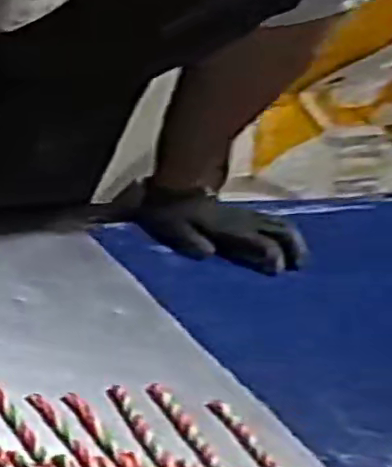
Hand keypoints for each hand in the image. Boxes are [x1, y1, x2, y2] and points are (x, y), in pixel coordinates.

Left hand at [134, 188, 306, 274]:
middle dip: (295, 250)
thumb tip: (209, 254)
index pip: (262, 243)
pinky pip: (275, 220)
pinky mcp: (243, 212)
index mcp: (229, 227)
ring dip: (295, 241)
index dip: (272, 257)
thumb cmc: (167, 216)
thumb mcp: (173, 231)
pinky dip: (286, 231)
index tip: (277, 272)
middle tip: (299, 268)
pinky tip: (286, 241)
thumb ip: (190, 243)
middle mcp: (245, 220)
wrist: (166, 195)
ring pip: (283, 225)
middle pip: (282, 232)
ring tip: (298, 258)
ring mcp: (247, 214)